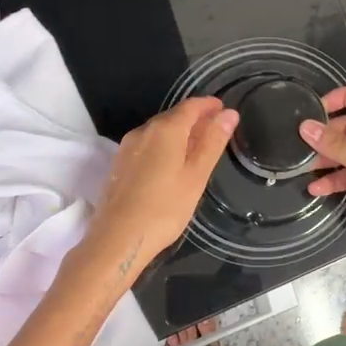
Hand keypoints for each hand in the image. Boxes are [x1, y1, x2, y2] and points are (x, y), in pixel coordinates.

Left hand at [93, 97, 236, 262]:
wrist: (116, 240)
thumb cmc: (164, 208)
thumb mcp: (196, 175)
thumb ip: (213, 141)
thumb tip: (229, 113)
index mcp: (165, 130)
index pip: (191, 106)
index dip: (209, 105)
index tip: (224, 109)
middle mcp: (143, 131)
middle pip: (173, 116)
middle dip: (195, 118)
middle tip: (215, 129)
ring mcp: (127, 148)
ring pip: (159, 131)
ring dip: (179, 133)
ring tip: (197, 147)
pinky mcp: (119, 165)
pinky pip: (147, 145)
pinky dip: (164, 146)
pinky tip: (171, 163)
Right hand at [300, 85, 345, 237]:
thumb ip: (334, 143)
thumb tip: (305, 126)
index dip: (341, 96)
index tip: (318, 107)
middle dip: (327, 135)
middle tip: (302, 143)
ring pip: (345, 151)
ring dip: (326, 158)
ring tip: (303, 166)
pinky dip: (333, 179)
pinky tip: (315, 188)